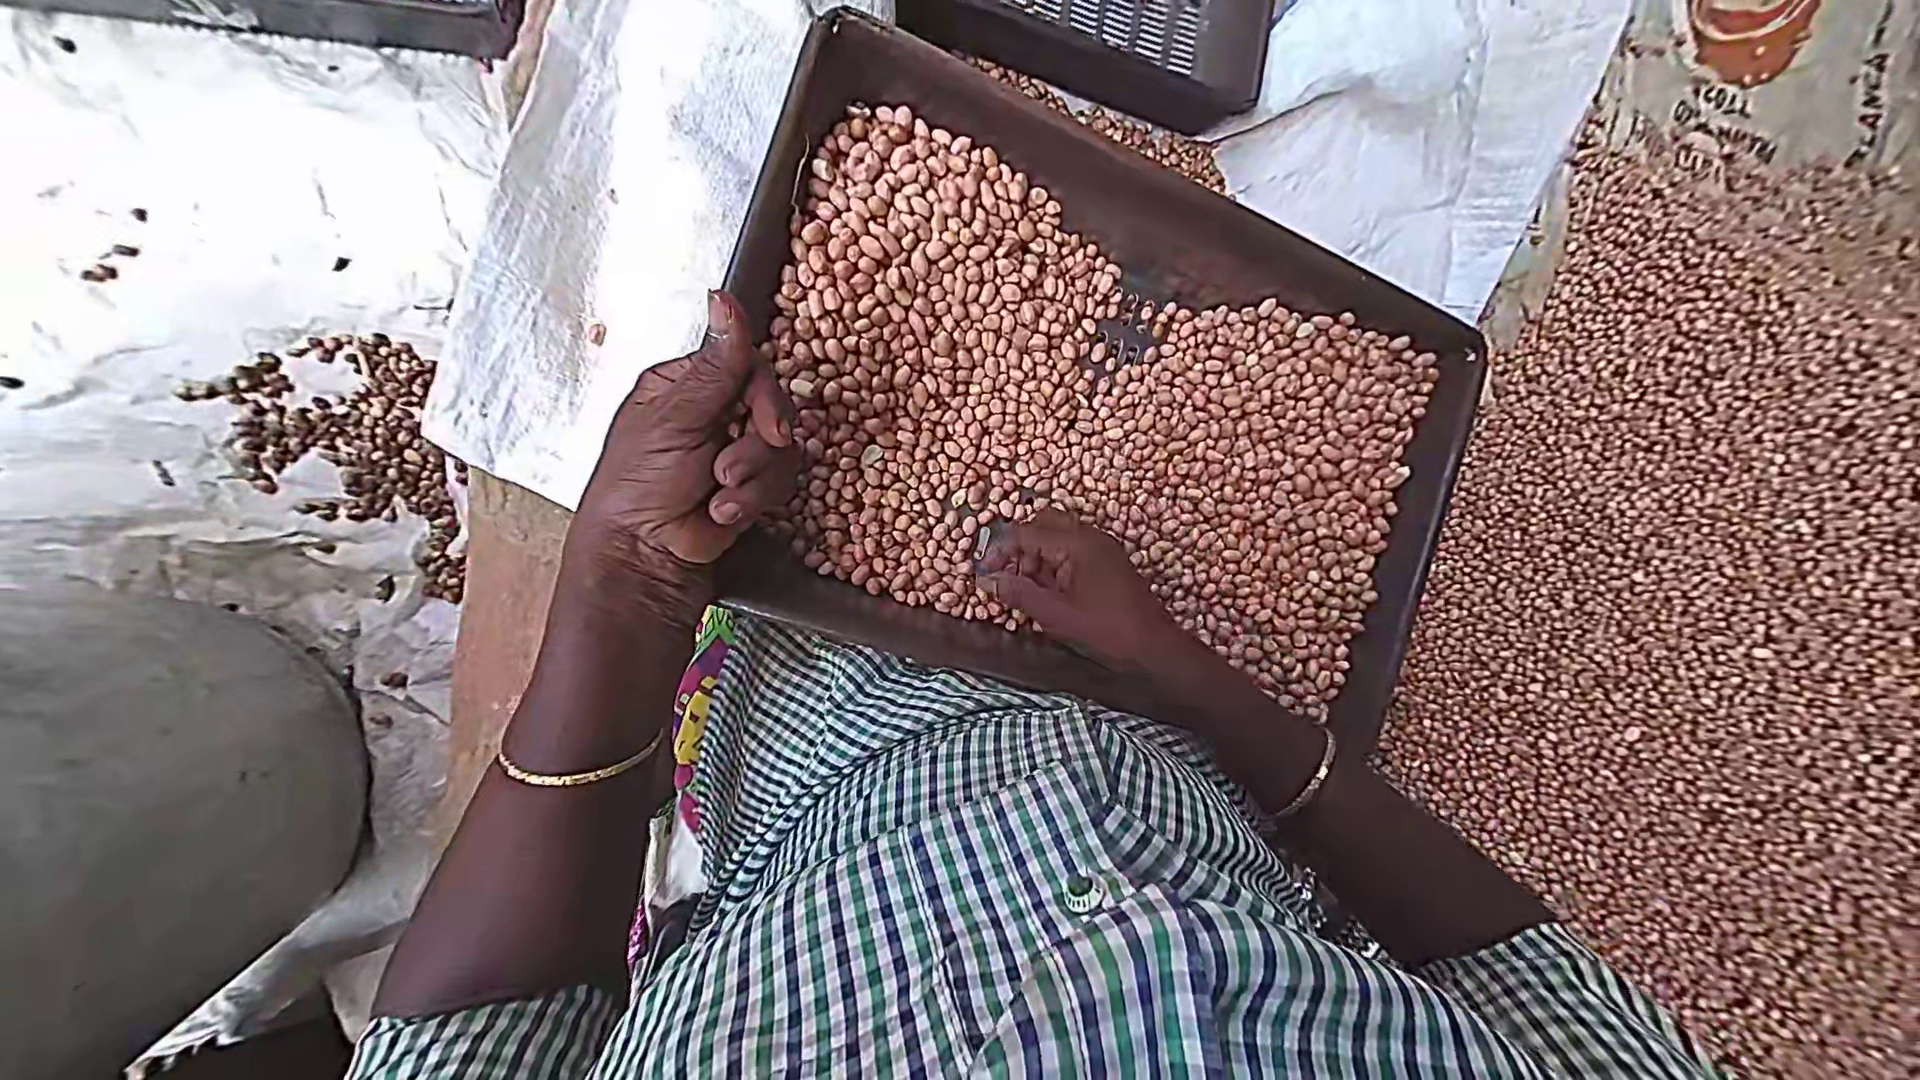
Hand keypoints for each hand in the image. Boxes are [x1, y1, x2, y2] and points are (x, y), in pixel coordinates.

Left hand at [562, 291, 797, 626]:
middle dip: (758, 446)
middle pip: (774, 408)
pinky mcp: (753, 484)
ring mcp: (737, 449)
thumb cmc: (639, 484)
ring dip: (754, 479)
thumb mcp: (676, 419)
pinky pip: (782, 480)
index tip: (767, 424)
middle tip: (731, 469)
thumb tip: (725, 301)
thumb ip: (715, 366)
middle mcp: (717, 413)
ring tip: (718, 497)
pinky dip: (755, 500)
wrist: (645, 553)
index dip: (766, 395)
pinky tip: (724, 512)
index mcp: (689, 385)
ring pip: (783, 449)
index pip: (749, 367)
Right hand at [973, 509, 1188, 672]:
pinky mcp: (1108, 560)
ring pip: (1057, 534)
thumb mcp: (1055, 615)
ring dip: (1037, 554)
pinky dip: (1054, 561)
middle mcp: (1090, 536)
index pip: (1026, 533)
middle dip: (1019, 547)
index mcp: (1077, 543)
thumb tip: (988, 579)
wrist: (1154, 647)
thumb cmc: (1106, 631)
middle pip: (1042, 523)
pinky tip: (1050, 590)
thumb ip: (1018, 593)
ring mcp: (1102, 546)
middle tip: (1009, 576)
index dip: (1000, 552)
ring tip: (1028, 588)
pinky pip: (1073, 547)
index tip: (986, 574)